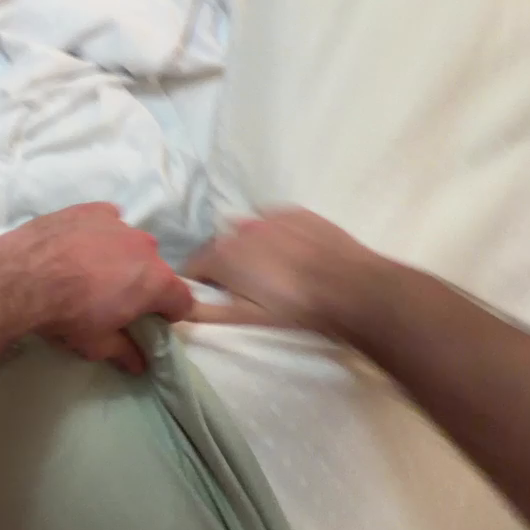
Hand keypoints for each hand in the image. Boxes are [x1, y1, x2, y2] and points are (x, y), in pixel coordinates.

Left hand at [0, 203, 194, 373]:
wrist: (21, 277)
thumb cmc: (67, 315)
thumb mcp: (96, 343)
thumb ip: (124, 351)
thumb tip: (139, 364)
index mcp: (157, 282)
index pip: (181, 301)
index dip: (167, 315)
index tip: (147, 322)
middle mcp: (145, 247)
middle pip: (154, 269)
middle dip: (140, 284)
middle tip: (112, 299)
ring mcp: (117, 224)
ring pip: (128, 243)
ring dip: (118, 256)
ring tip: (88, 271)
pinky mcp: (89, 209)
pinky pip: (104, 220)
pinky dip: (97, 232)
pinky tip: (77, 243)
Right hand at [181, 208, 388, 336]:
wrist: (353, 288)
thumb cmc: (295, 308)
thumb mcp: (246, 318)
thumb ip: (205, 312)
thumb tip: (176, 311)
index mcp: (220, 255)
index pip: (191, 267)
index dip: (200, 284)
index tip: (216, 297)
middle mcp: (236, 229)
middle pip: (218, 248)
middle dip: (225, 265)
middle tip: (248, 287)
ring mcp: (266, 217)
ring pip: (245, 233)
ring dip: (249, 248)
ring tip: (274, 270)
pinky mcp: (293, 212)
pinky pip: (272, 222)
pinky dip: (274, 235)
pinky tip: (293, 253)